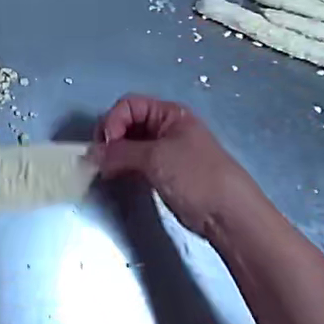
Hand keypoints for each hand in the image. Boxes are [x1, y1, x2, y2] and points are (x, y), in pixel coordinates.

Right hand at [89, 95, 264, 239]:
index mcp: (170, 114)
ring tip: (106, 169)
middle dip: (111, 138)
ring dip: (115, 154)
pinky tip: (117, 175)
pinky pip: (137, 161)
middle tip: (102, 158)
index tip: (106, 145)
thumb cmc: (196, 177)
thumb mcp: (155, 158)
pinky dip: (124, 165)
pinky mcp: (166, 172)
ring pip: (130, 143)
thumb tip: (91, 154)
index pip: (128, 106)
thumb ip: (119, 152)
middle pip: (127, 123)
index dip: (113, 121)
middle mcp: (167, 127)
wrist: (232, 218)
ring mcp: (167, 150)